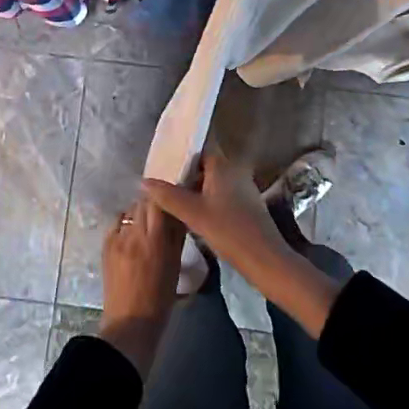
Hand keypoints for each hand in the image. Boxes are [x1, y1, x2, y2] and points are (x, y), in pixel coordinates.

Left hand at [98, 197, 183, 374]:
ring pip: (130, 212)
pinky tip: (131, 234)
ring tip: (147, 225)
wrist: (130, 322)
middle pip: (144, 203)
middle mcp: (135, 234)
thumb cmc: (160, 298)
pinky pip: (118, 223)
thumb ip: (176, 237)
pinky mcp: (105, 245)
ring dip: (140, 214)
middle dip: (153, 204)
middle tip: (162, 211)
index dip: (166, 197)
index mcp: (155, 240)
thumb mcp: (175, 266)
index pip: (160, 203)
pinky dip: (126, 223)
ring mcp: (117, 238)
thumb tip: (179, 214)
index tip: (174, 197)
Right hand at [139, 152, 290, 281]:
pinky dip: (205, 200)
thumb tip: (144, 181)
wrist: (265, 259)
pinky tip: (191, 214)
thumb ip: (167, 195)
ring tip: (171, 198)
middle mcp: (235, 171)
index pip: (199, 148)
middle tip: (161, 182)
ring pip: (212, 182)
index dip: (180, 153)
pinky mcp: (245, 206)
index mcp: (224, 166)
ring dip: (194, 188)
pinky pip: (220, 195)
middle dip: (184, 173)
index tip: (161, 160)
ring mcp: (242, 189)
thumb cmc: (229, 231)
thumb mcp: (193, 213)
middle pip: (204, 166)